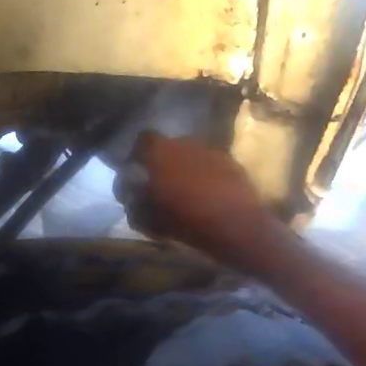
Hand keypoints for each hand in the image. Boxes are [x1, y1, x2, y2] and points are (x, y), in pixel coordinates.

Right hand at [119, 133, 278, 265]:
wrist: (234, 226)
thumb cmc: (183, 218)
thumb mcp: (146, 218)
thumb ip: (134, 202)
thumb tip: (131, 196)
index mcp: (160, 152)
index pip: (143, 139)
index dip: (139, 153)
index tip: (137, 169)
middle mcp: (186, 144)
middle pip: (170, 146)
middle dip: (165, 162)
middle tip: (162, 184)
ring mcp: (213, 152)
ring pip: (193, 156)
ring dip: (187, 169)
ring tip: (187, 192)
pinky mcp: (234, 164)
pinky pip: (213, 166)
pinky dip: (208, 176)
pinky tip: (208, 196)